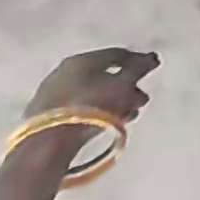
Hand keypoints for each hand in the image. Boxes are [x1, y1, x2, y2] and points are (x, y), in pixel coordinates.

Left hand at [20, 48, 159, 148]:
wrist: (48, 145)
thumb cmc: (92, 106)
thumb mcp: (123, 85)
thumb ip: (140, 69)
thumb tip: (152, 58)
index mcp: (81, 60)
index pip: (116, 54)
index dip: (138, 60)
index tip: (153, 69)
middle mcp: (64, 73)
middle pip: (104, 75)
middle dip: (128, 86)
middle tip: (142, 98)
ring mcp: (52, 95)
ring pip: (94, 93)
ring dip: (116, 101)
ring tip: (131, 114)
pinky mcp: (46, 117)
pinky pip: (82, 108)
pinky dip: (100, 111)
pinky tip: (113, 121)